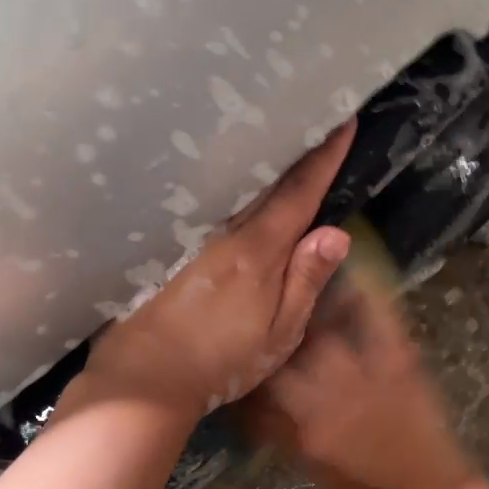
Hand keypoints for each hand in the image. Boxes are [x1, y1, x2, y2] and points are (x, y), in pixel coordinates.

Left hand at [80, 121, 356, 416]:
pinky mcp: (164, 242)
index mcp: (258, 251)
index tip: (343, 121)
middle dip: (291, 144)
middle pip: (262, 178)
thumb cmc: (222, 361)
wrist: (145, 378)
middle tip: (310, 110)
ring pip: (228, 182)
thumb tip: (337, 232)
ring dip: (255, 154)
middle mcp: (222, 230)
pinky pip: (201, 197)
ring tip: (272, 125)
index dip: (323, 158)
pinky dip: (221, 178)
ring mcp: (188, 233)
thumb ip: (306, 280)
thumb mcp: (280, 332)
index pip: (299, 194)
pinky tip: (224, 167)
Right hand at [248, 278, 477, 488]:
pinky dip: (370, 297)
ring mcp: (370, 375)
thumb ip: (283, 436)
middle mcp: (333, 394)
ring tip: (301, 282)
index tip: (242, 348)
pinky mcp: (404, 365)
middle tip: (268, 306)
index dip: (251, 363)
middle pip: (292, 349)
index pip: (264, 385)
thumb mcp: (316, 472)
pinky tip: (357, 277)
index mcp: (307, 426)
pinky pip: (383, 323)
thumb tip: (251, 409)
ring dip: (312, 304)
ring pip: (329, 329)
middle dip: (276, 326)